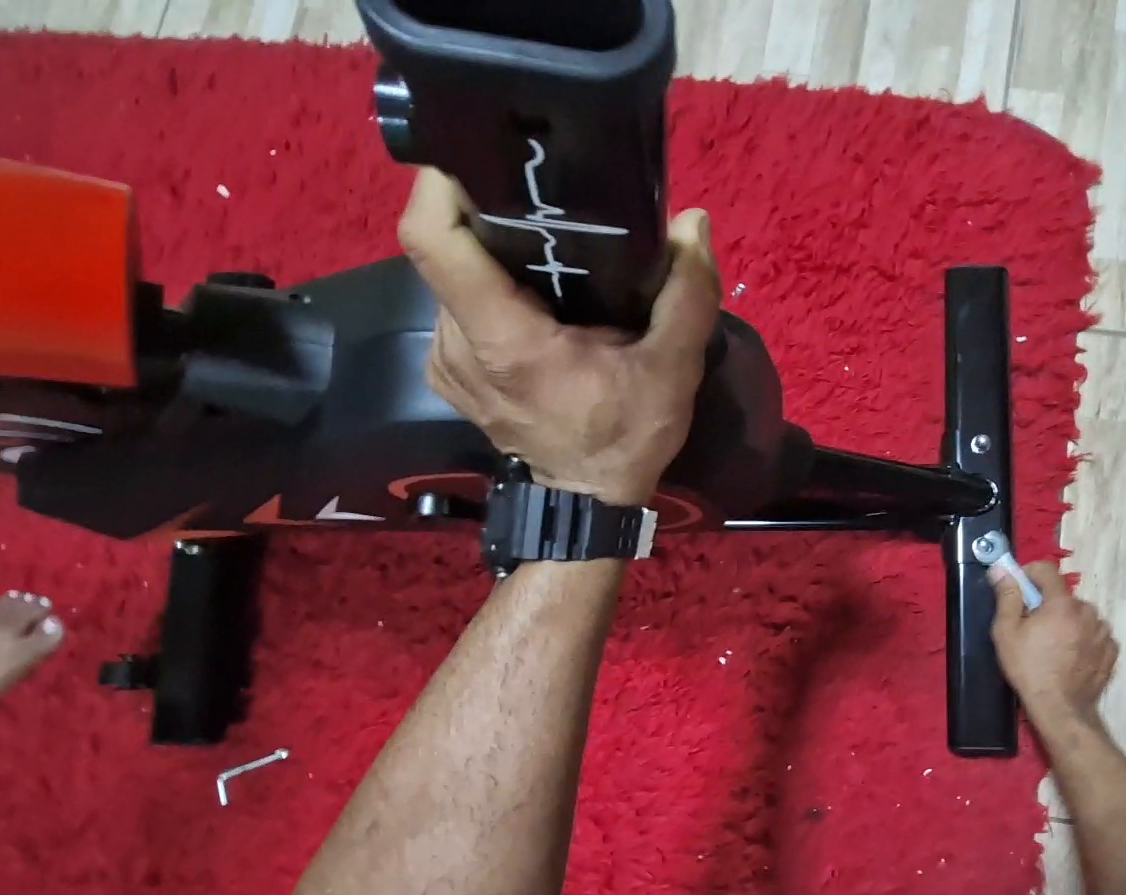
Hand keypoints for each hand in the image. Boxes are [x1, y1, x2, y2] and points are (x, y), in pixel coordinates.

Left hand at [398, 168, 722, 506]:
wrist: (587, 502)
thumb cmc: (625, 439)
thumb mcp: (672, 372)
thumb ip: (687, 296)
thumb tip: (693, 223)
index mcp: (504, 341)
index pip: (433, 239)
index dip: (444, 187)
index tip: (486, 161)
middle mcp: (457, 345)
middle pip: (449, 250)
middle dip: (492, 221)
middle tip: (549, 213)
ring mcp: (446, 362)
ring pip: (455, 279)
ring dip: (495, 259)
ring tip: (550, 258)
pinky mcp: (450, 372)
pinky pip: (459, 308)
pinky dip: (491, 293)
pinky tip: (538, 304)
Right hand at [990, 562, 1117, 725]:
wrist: (1060, 709)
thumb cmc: (1029, 669)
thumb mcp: (1007, 632)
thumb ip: (1007, 596)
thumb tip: (1002, 570)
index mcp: (1062, 603)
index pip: (1047, 570)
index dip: (1029, 574)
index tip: (1019, 588)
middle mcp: (1088, 611)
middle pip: (1064, 596)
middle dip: (1048, 604)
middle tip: (1033, 627)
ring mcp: (1103, 632)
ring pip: (1081, 615)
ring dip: (1067, 621)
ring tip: (1053, 645)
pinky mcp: (1111, 650)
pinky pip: (1094, 634)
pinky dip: (1083, 638)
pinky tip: (1070, 656)